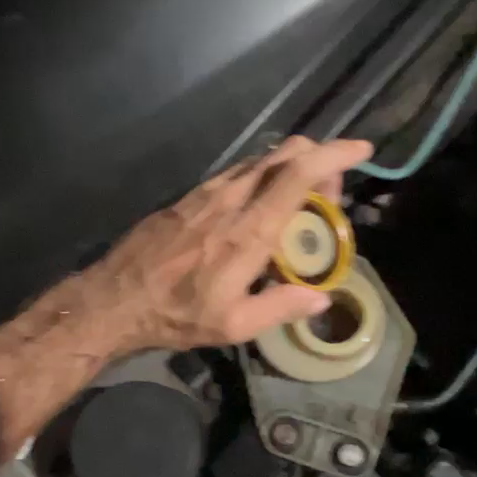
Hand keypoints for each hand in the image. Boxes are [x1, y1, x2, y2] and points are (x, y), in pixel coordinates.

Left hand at [81, 136, 374, 352]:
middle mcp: (230, 200)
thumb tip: (321, 298)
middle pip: (283, 154)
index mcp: (248, 231)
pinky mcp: (190, 197)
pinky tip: (260, 206)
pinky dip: (262, 177)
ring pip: (259, 160)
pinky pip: (237, 173)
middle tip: (330, 193)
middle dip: (318, 159)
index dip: (334, 155)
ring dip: (289, 167)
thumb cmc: (175, 314)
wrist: (115, 298)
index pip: (297, 174)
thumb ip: (281, 307)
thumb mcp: (233, 326)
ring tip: (299, 202)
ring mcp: (207, 194)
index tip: (361, 151)